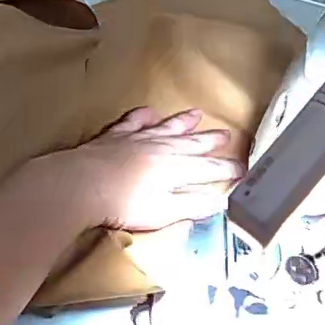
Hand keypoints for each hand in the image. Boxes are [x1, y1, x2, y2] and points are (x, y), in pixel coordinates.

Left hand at [28, 107, 242, 232]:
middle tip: (226, 135)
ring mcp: (137, 139)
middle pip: (192, 143)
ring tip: (197, 114)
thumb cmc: (124, 204)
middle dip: (211, 140)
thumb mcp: (165, 212)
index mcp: (177, 169)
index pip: (210, 169)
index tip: (242, 169)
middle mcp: (162, 148)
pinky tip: (150, 111)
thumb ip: (193, 205)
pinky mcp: (114, 136)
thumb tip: (219, 202)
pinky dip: (143, 116)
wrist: (82, 184)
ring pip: (167, 127)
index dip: (228, 170)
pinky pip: (133, 122)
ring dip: (183, 122)